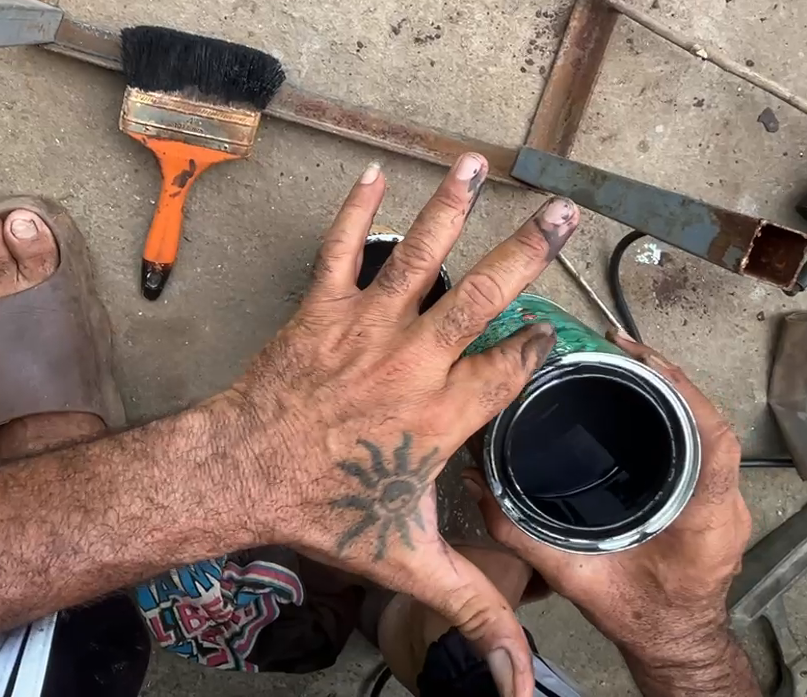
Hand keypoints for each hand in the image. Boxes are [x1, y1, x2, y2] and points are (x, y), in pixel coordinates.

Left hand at [211, 153, 578, 696]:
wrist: (245, 471)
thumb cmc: (325, 511)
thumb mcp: (412, 565)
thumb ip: (477, 614)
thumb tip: (527, 690)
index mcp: (443, 413)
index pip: (511, 367)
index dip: (538, 346)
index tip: (556, 328)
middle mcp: (414, 359)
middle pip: (483, 295)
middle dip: (527, 252)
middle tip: (562, 213)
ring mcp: (366, 326)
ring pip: (419, 258)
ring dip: (448, 208)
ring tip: (473, 163)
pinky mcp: (320, 308)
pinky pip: (342, 250)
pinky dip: (356, 211)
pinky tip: (371, 175)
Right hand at [464, 332, 755, 693]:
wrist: (677, 645)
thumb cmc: (637, 615)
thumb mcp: (574, 578)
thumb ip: (522, 534)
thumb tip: (476, 482)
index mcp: (702, 518)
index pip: (711, 439)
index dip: (681, 389)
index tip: (635, 355)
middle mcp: (722, 501)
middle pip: (709, 422)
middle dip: (666, 375)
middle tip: (614, 345)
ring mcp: (722, 497)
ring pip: (708, 428)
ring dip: (670, 388)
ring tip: (621, 358)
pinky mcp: (712, 494)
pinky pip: (702, 441)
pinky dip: (673, 409)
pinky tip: (636, 394)